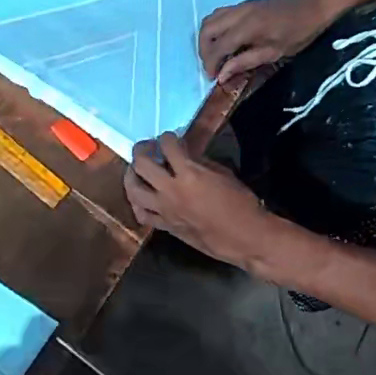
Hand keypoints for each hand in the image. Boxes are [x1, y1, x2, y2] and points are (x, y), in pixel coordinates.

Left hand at [124, 131, 271, 267]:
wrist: (243, 237)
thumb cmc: (240, 203)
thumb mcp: (223, 174)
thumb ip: (200, 163)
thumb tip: (186, 155)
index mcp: (189, 174)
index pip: (168, 146)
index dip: (168, 137)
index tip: (170, 137)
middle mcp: (171, 190)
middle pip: (142, 164)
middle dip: (142, 150)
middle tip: (148, 147)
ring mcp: (165, 210)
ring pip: (133, 190)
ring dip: (132, 175)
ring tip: (136, 169)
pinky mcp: (165, 226)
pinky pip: (142, 214)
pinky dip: (138, 203)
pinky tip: (141, 197)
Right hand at [199, 0, 337, 82]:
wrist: (313, 5)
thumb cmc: (299, 32)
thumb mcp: (275, 52)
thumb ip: (246, 62)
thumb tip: (222, 75)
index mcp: (246, 27)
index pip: (218, 47)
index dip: (211, 64)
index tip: (213, 78)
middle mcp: (238, 14)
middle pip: (207, 31)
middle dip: (204, 51)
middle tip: (212, 68)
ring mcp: (240, 7)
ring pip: (210, 20)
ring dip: (207, 39)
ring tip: (215, 56)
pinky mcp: (244, 5)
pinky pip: (219, 15)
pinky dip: (214, 29)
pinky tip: (224, 41)